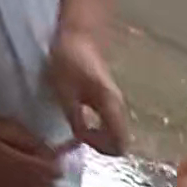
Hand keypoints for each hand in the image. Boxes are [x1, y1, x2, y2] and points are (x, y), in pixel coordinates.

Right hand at [0, 117, 63, 186]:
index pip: (56, 169)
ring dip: (37, 184)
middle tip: (32, 159)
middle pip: (50, 184)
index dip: (52, 159)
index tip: (43, 151)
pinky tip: (13, 183)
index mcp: (27, 168)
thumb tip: (45, 146)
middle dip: (45, 172)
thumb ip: (26, 137)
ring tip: (20, 170)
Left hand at [46, 28, 129, 155]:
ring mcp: (120, 108)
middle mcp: (120, 110)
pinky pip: (115, 129)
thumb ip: (75, 117)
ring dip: (103, 140)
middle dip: (103, 147)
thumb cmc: (69, 60)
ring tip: (83, 130)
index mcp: (111, 105)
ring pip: (120, 138)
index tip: (81, 135)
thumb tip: (80, 138)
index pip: (118, 142)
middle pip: (122, 144)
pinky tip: (88, 123)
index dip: (100, 146)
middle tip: (82, 136)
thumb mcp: (64, 89)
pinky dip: (104, 133)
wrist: (78, 39)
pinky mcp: (115, 106)